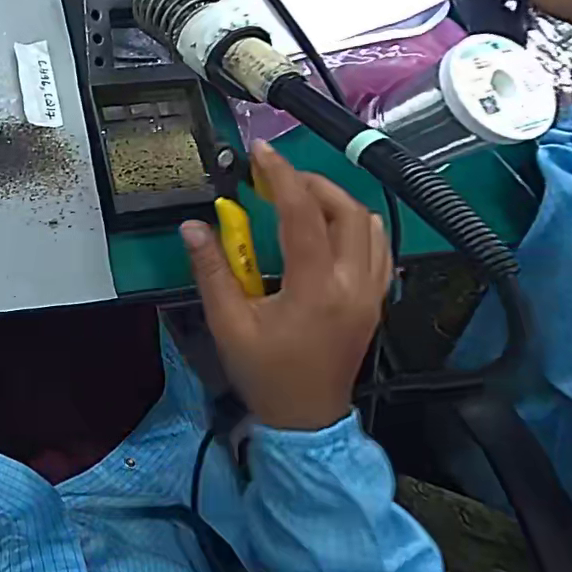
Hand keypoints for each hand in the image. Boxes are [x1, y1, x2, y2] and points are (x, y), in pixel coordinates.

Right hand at [180, 141, 389, 430]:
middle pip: (345, 210)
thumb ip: (211, 270)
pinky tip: (328, 228)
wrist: (304, 419)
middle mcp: (353, 283)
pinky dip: (355, 225)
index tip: (260, 153)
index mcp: (315, 287)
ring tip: (299, 199)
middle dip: (309, 183)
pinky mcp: (376, 300)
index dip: (279, 176)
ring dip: (334, 201)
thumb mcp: (227, 323)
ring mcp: (372, 292)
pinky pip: (378, 247)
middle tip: (274, 179)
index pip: (302, 215)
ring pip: (368, 225)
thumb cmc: (264, 372)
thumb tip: (193, 227)